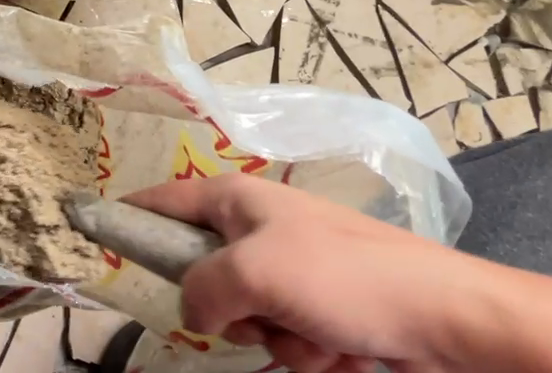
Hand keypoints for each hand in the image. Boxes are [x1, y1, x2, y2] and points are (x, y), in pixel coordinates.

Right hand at [124, 173, 491, 372]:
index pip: (159, 201)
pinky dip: (316, 352)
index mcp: (233, 199)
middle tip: (256, 318)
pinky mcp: (330, 305)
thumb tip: (192, 310)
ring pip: (251, 314)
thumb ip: (200, 290)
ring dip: (281, 339)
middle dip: (232, 310)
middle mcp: (259, 227)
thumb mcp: (253, 275)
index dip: (127, 216)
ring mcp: (297, 267)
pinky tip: (349, 351)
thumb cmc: (342, 278)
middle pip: (206, 274)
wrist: (455, 319)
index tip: (95, 235)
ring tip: (322, 340)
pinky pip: (293, 335)